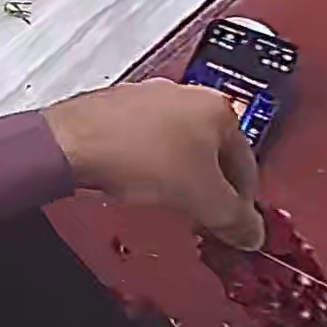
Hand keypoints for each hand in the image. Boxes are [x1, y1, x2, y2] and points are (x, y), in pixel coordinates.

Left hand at [42, 79, 264, 248]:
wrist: (76, 141)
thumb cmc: (142, 157)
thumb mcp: (206, 200)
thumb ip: (237, 220)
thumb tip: (250, 233)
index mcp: (215, 107)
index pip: (246, 162)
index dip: (243, 202)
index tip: (236, 225)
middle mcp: (183, 93)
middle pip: (210, 151)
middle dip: (208, 186)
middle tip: (203, 216)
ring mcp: (146, 95)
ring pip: (176, 144)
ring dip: (177, 174)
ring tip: (166, 200)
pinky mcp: (115, 104)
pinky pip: (143, 138)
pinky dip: (146, 160)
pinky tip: (136, 180)